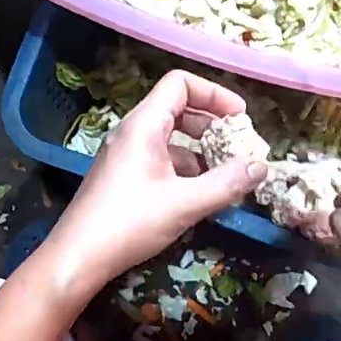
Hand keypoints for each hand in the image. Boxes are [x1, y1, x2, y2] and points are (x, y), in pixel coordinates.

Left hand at [40, 70, 265, 296]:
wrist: (78, 256)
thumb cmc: (129, 223)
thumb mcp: (185, 204)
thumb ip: (227, 183)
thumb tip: (261, 166)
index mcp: (144, 126)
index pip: (180, 84)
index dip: (215, 94)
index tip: (240, 119)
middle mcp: (131, 132)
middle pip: (176, 108)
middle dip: (211, 124)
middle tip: (237, 147)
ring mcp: (124, 154)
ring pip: (169, 137)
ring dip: (199, 150)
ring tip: (225, 174)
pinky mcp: (121, 176)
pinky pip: (158, 158)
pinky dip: (183, 167)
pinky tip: (198, 193)